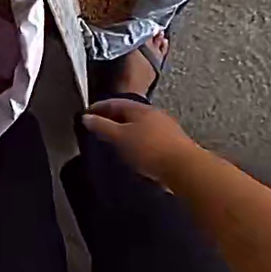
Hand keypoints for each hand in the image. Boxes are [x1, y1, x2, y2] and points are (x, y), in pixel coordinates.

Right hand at [81, 99, 202, 182]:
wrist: (183, 168)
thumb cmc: (150, 149)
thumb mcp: (120, 137)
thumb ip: (102, 127)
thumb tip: (87, 118)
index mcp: (141, 109)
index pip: (115, 102)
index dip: (99, 107)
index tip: (87, 114)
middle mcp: (155, 115)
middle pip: (129, 113)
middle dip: (112, 119)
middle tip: (98, 127)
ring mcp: (166, 130)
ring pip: (140, 127)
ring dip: (125, 132)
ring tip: (113, 142)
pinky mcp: (171, 145)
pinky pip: (148, 140)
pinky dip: (137, 143)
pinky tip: (133, 154)